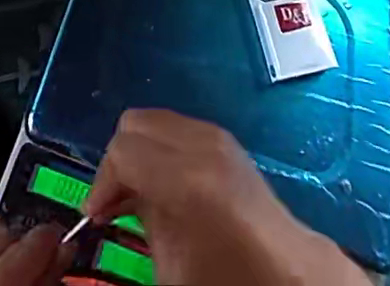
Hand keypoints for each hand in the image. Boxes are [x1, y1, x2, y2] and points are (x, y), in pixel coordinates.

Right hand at [80, 109, 366, 285]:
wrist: (292, 275)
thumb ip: (140, 217)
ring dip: (138, 151)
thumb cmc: (229, 277)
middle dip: (118, 160)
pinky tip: (163, 183)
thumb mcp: (172, 265)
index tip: (97, 215)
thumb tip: (119, 196)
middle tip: (113, 202)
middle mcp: (200, 144)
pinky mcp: (224, 137)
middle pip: (133, 124)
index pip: (122, 151)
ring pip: (152, 120)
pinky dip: (159, 146)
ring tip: (136, 194)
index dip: (102, 182)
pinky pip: (174, 126)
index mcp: (187, 178)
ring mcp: (215, 134)